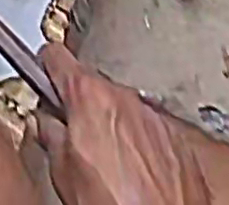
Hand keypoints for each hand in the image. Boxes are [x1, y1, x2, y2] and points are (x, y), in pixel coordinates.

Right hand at [35, 43, 212, 204]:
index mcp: (89, 96)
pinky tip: (141, 173)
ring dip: (115, 124)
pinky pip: (153, 130)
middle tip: (79, 138)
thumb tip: (47, 123)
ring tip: (115, 164)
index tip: (45, 80)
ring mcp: (157, 119)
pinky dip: (144, 144)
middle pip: (93, 85)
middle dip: (83, 105)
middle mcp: (125, 98)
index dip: (46, 68)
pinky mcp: (183, 143)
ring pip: (124, 108)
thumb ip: (49, 132)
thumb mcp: (62, 172)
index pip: (55, 55)